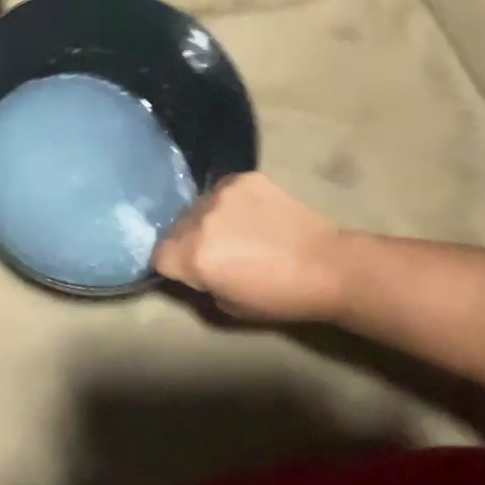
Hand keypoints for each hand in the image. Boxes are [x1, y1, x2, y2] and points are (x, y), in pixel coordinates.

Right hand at [153, 173, 347, 321]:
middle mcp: (201, 219)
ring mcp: (223, 193)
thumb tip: (194, 270)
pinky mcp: (244, 178)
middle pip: (176, 227)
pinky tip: (253, 214)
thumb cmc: (278, 296)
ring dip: (208, 218)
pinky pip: (223, 189)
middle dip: (188, 239)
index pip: (158, 253)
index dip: (172, 264)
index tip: (189, 270)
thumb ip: (201, 284)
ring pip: (199, 205)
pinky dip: (230, 202)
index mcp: (194, 256)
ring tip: (236, 229)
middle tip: (215, 251)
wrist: (326, 265)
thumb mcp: (229, 306)